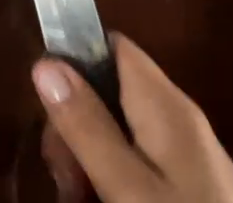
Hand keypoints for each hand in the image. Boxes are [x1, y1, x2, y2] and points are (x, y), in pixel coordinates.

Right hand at [33, 35, 232, 202]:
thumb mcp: (126, 187)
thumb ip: (86, 125)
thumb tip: (44, 61)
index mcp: (164, 105)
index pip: (112, 45)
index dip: (73, 58)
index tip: (48, 101)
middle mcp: (175, 116)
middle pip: (106, 89)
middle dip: (73, 123)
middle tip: (63, 174)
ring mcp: (184, 152)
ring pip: (115, 128)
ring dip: (86, 155)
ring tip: (78, 197)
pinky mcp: (187, 182)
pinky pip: (134, 158)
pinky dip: (110, 175)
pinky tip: (101, 201)